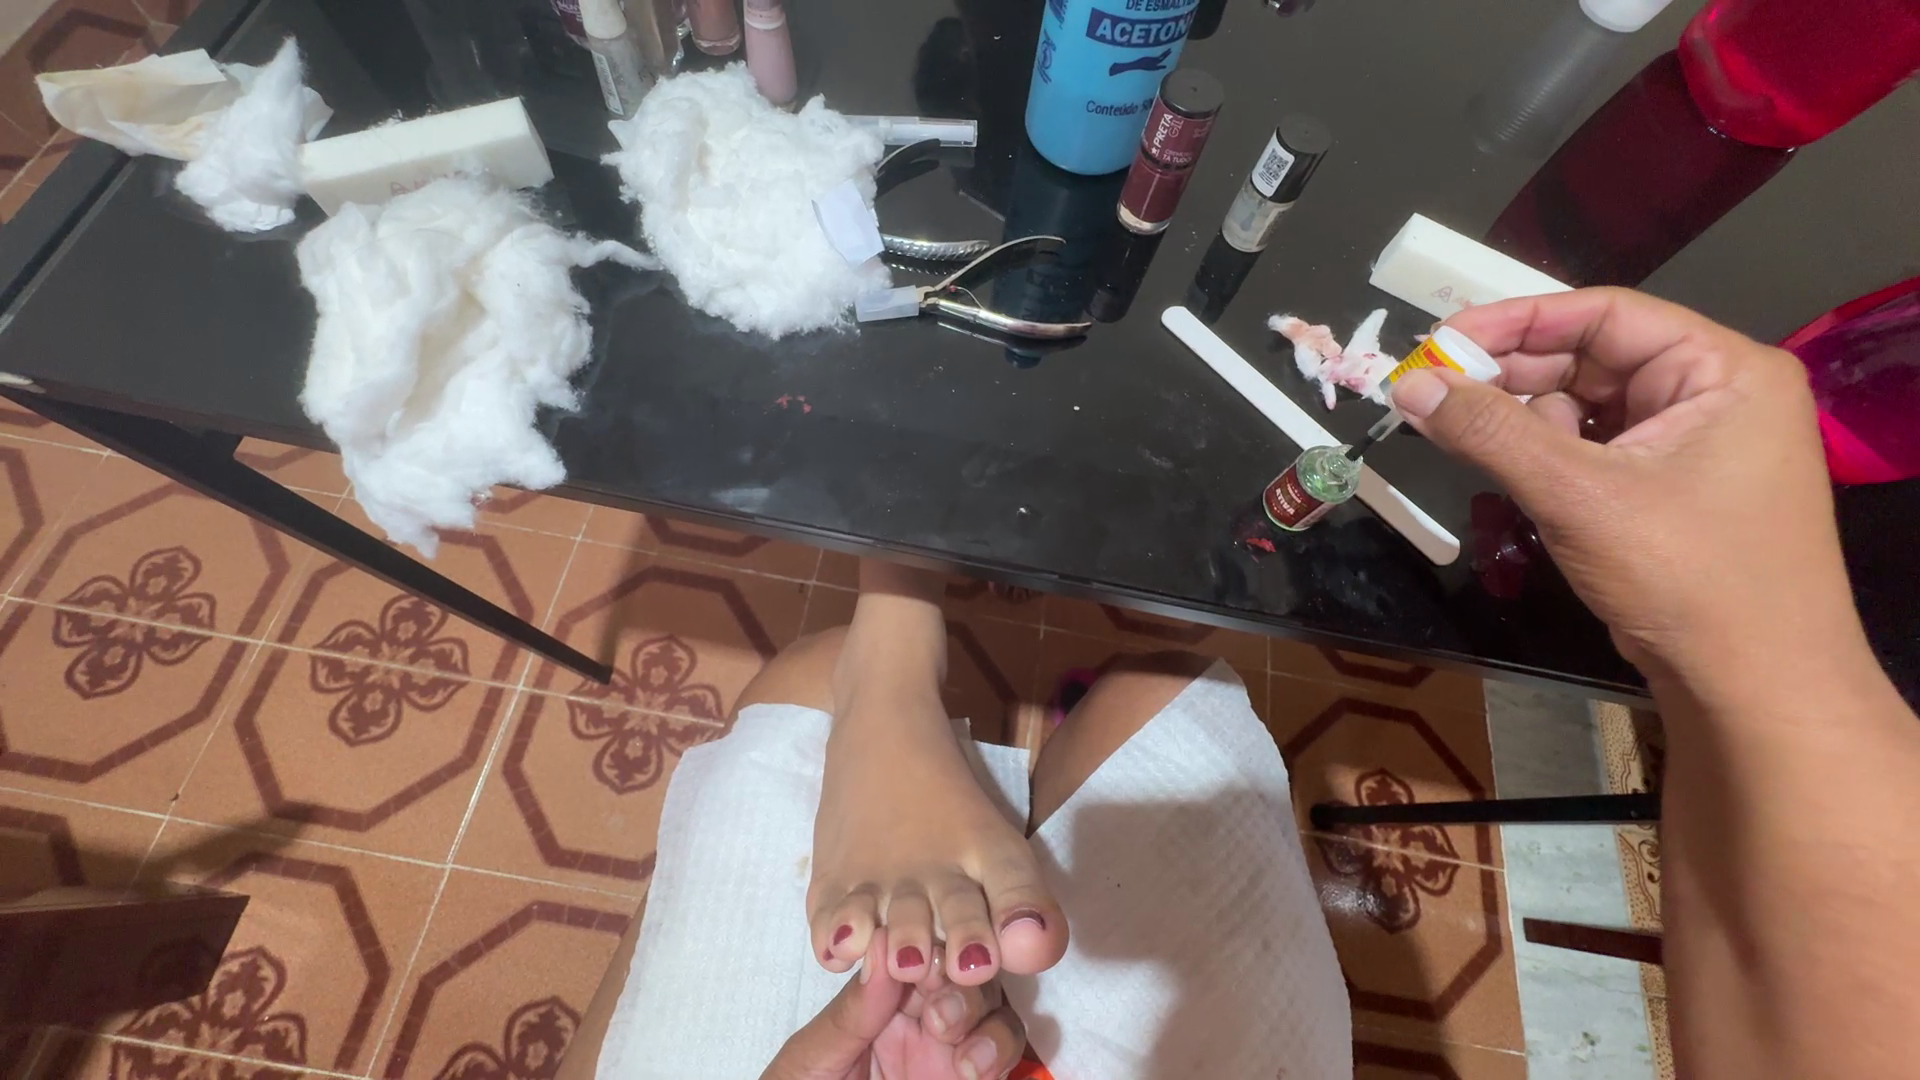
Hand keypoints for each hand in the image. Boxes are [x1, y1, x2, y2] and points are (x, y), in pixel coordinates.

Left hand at [762, 931, 1027, 1079]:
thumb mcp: (811, 1063)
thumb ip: (851, 1012)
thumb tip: (883, 941)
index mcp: (879, 1001)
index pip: (917, 950)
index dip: (926, 942)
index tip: (919, 958)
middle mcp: (922, 1022)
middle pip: (965, 973)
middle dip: (963, 981)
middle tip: (939, 1014)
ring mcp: (950, 1059)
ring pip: (995, 1013)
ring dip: (987, 1020)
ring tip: (960, 1054)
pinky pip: (1007, 1061)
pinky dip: (1000, 1055)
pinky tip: (972, 1071)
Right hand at [1391, 287, 1861, 682]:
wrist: (1746, 678)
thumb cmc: (1682, 572)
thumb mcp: (1575, 492)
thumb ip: (1488, 432)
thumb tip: (1408, 384)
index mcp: (1717, 371)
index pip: (1602, 316)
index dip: (1514, 321)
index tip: (1438, 342)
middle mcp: (1702, 394)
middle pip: (1583, 358)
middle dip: (1504, 374)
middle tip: (1429, 390)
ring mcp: (1677, 442)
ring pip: (1573, 404)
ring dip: (1510, 416)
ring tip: (1451, 430)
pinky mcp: (1650, 484)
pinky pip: (1576, 445)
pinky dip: (1528, 449)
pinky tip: (1490, 462)